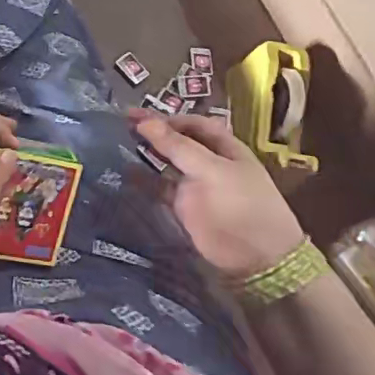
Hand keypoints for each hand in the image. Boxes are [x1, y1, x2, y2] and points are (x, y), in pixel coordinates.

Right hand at [129, 110, 306, 277]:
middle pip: (178, 141)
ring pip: (167, 164)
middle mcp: (209, 162)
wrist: (257, 258)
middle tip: (121, 126)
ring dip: (146, 155)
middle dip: (154, 133)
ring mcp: (196, 186)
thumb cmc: (241, 206)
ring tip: (117, 145)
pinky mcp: (184, 208)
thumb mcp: (212, 170)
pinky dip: (145, 181)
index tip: (137, 116)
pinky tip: (125, 173)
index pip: (193, 124)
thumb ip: (178, 147)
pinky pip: (161, 189)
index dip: (168, 118)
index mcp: (225, 148)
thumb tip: (145, 122)